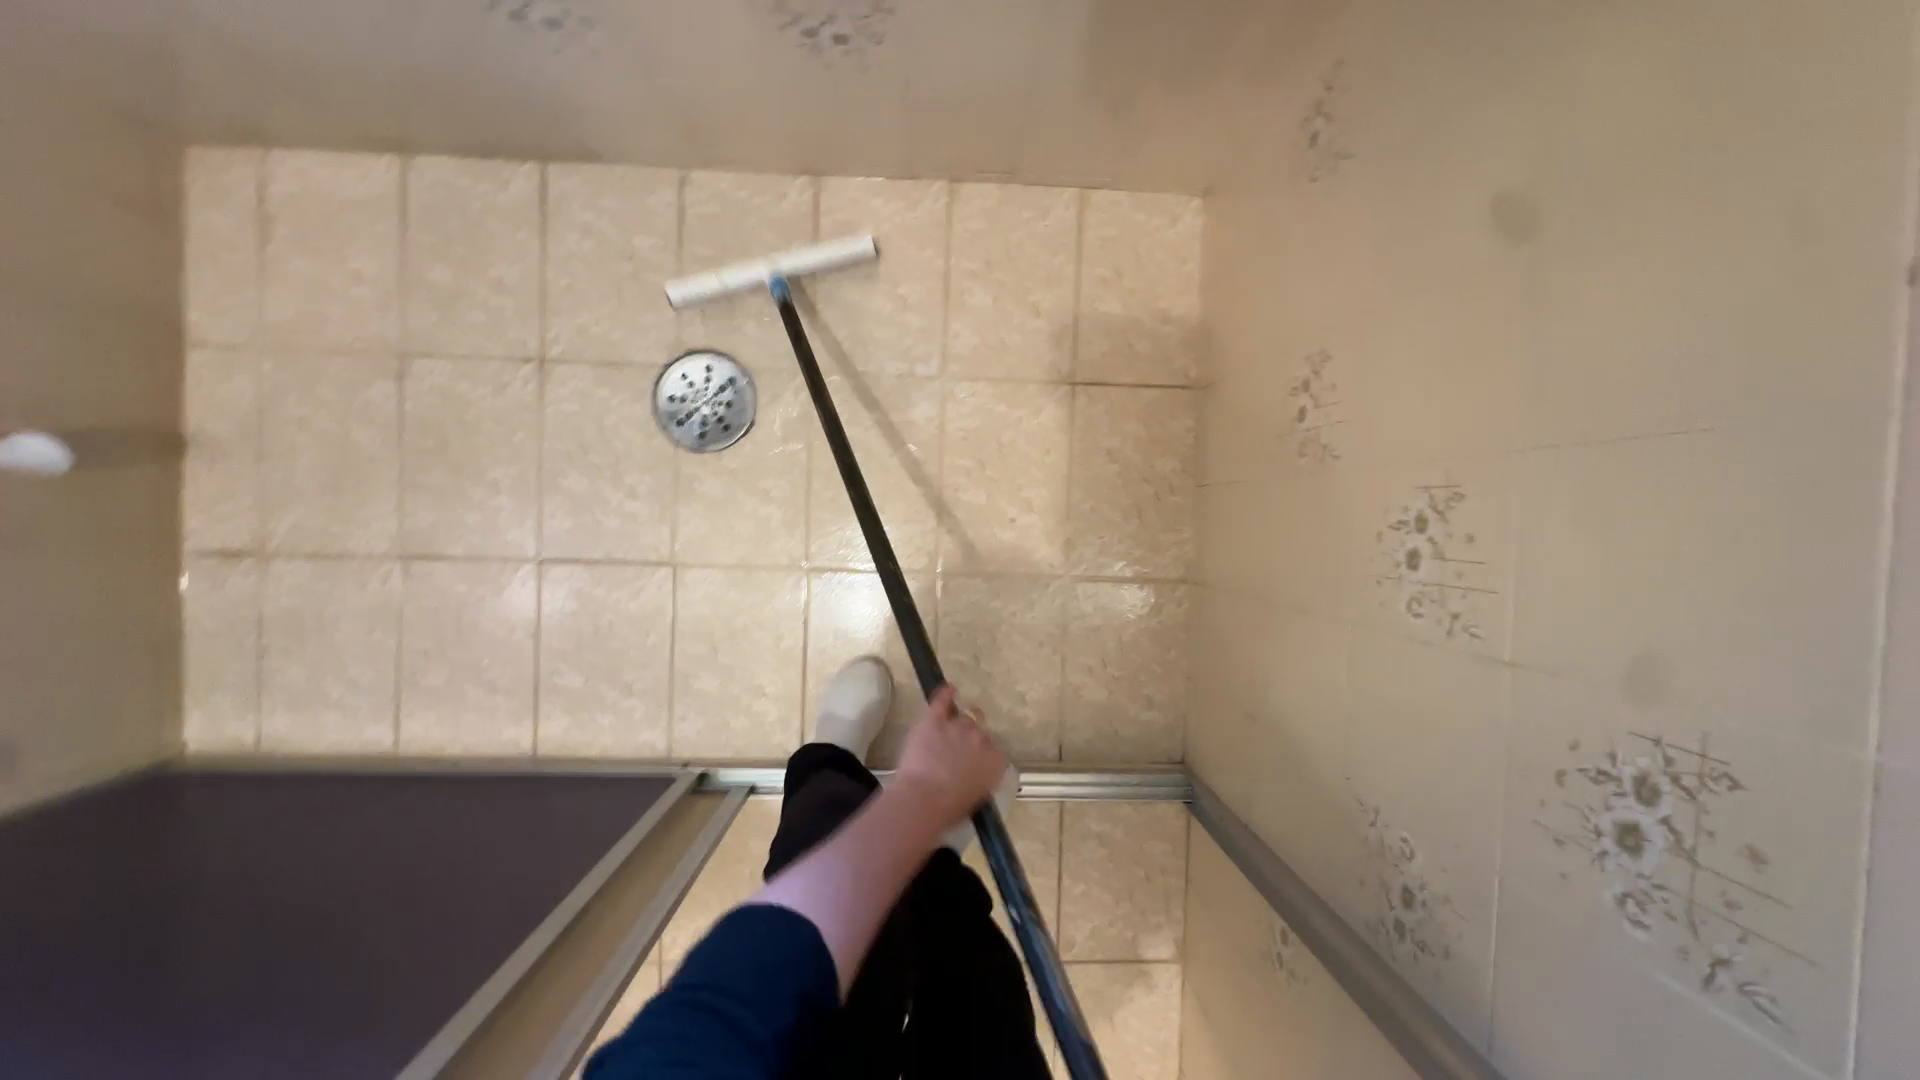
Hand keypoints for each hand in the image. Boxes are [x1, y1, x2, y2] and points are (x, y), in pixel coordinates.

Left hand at [893, 684, 1008, 829]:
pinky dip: (946, 693)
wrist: (923, 799)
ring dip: (956, 724)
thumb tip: (974, 776)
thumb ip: (980, 781)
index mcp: (996, 763)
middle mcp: (982, 740)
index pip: (994, 753)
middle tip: (956, 751)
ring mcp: (958, 727)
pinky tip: (949, 688)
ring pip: (963, 718)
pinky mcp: (934, 719)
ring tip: (945, 734)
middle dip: (970, 739)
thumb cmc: (948, 809)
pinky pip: (942, 700)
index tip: (972, 765)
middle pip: (980, 731)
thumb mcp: (975, 800)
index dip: (981, 757)